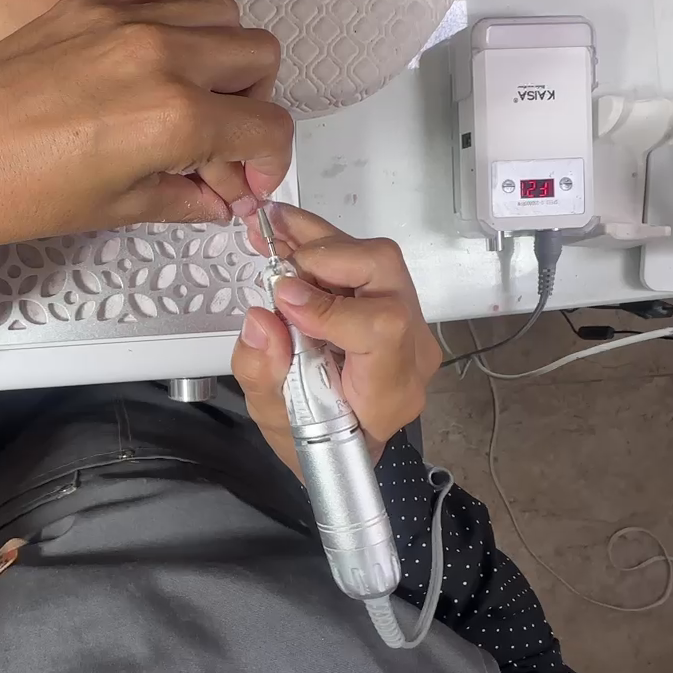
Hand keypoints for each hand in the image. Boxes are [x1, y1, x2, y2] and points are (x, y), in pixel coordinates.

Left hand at [0, 0, 291, 254]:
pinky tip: (151, 55)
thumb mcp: (116, 207)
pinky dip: (179, 17)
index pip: (267, 126)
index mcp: (173, 116)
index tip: (250, 182)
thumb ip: (188, 196)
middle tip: (219, 140)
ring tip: (188, 95)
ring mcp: (126, 15)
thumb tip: (225, 198)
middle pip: (261, 55)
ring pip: (222, 12)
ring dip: (223, 56)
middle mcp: (163, 52)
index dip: (271, 162)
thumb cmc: (21, 195)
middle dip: (255, 104)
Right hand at [231, 203, 440, 477]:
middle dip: (324, 257)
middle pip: (385, 272)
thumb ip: (263, 371)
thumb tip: (262, 317)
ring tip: (269, 227)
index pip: (382, 328)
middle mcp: (409, 348)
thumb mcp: (273, 418)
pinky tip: (285, 231)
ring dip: (318, 240)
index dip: (329, 307)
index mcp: (388, 390)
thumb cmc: (314, 440)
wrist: (344, 445)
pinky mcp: (390, 300)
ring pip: (374, 256)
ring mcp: (406, 319)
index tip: (281, 300)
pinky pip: (362, 260)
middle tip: (276, 263)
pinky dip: (319, 242)